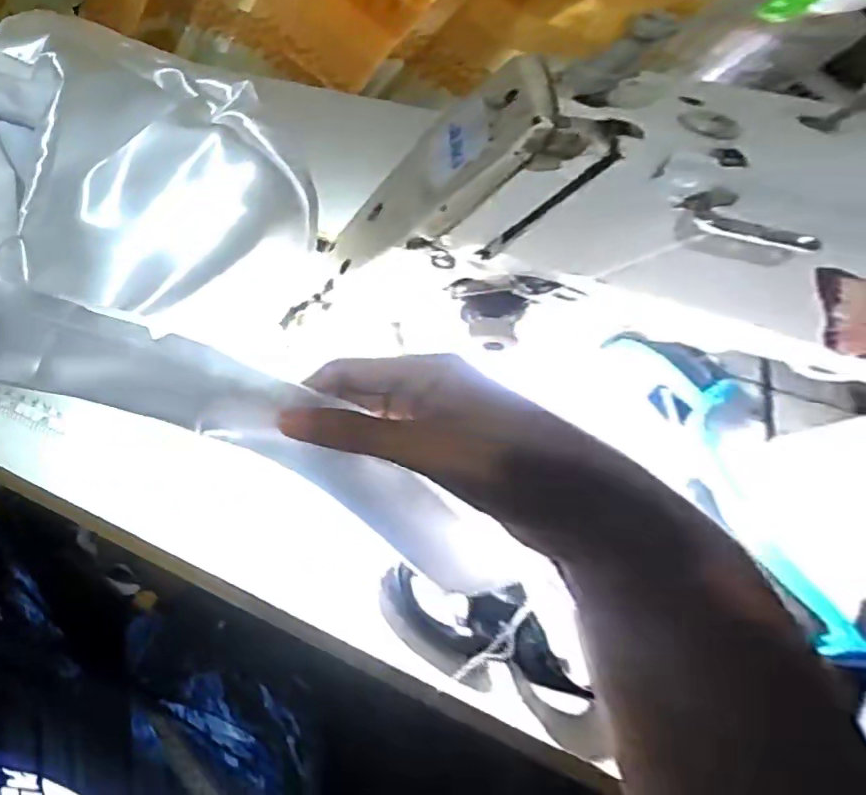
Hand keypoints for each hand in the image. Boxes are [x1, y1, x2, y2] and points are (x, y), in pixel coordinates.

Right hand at [279, 354, 693, 565]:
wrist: (605, 517)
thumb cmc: (507, 466)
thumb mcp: (421, 449)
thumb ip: (350, 433)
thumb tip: (283, 419)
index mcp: (425, 369)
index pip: (345, 369)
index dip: (309, 391)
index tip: (281, 421)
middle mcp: (434, 383)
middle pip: (361, 390)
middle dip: (327, 413)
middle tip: (298, 445)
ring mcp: (451, 413)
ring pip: (380, 415)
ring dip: (352, 434)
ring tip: (326, 461)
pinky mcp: (463, 442)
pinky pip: (402, 436)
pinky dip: (378, 448)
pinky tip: (368, 471)